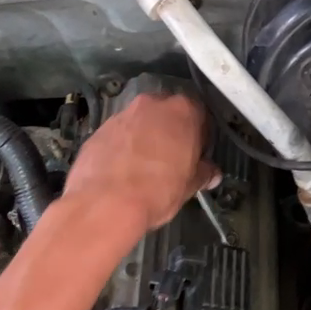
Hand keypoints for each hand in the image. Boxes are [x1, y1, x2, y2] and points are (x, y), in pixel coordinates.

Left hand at [64, 93, 218, 227]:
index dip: (200, 136)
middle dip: (170, 131)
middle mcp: (152, 105)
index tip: (197, 154)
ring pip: (140, 122)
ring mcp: (122, 115)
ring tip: (142, 167)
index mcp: (183, 111)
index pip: (199, 115)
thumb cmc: (157, 190)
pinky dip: (121, 147)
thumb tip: (212, 174)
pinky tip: (121, 171)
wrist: (103, 204)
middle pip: (167, 113)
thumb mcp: (189, 186)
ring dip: (144, 137)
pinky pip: (117, 136)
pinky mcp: (98, 131)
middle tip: (171, 158)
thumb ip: (203, 174)